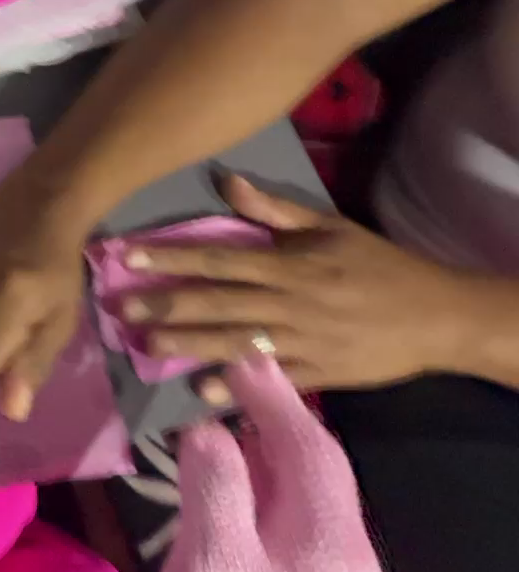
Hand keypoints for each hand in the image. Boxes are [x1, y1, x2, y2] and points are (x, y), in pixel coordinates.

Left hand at [120, 174, 480, 388]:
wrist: (450, 317)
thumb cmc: (378, 267)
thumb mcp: (330, 229)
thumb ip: (273, 211)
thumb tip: (225, 181)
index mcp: (293, 266)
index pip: (221, 260)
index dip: (173, 258)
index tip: (128, 258)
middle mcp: (293, 303)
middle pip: (222, 302)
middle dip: (168, 305)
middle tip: (121, 309)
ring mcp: (307, 340)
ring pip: (239, 340)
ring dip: (191, 343)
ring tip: (148, 345)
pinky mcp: (323, 372)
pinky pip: (275, 379)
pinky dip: (240, 384)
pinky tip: (205, 390)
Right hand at [159, 352, 385, 571]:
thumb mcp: (212, 557)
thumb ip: (214, 487)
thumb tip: (206, 426)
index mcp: (332, 541)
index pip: (311, 451)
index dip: (276, 399)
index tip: (242, 356)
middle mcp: (343, 551)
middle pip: (314, 467)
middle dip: (276, 414)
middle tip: (232, 368)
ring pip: (300, 489)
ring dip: (264, 442)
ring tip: (225, 405)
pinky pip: (284, 511)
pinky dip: (256, 475)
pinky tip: (228, 468)